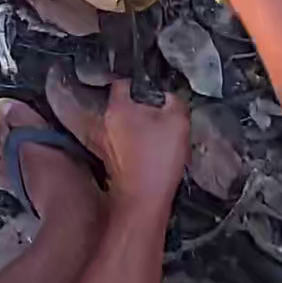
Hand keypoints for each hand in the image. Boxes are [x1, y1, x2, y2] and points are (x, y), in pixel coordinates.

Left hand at [95, 81, 187, 216]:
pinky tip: (148, 150)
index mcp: (118, 108)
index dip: (138, 82)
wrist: (144, 200)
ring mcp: (103, 143)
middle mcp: (104, 123)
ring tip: (154, 131)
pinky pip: (120, 143)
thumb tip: (169, 97)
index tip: (151, 87)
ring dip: (134, 126)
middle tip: (156, 109)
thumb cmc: (158, 158)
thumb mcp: (178, 121)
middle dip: (138, 106)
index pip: (122, 83)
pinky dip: (132, 143)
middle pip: (121, 105)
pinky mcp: (108, 161)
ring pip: (120, 125)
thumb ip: (174, 101)